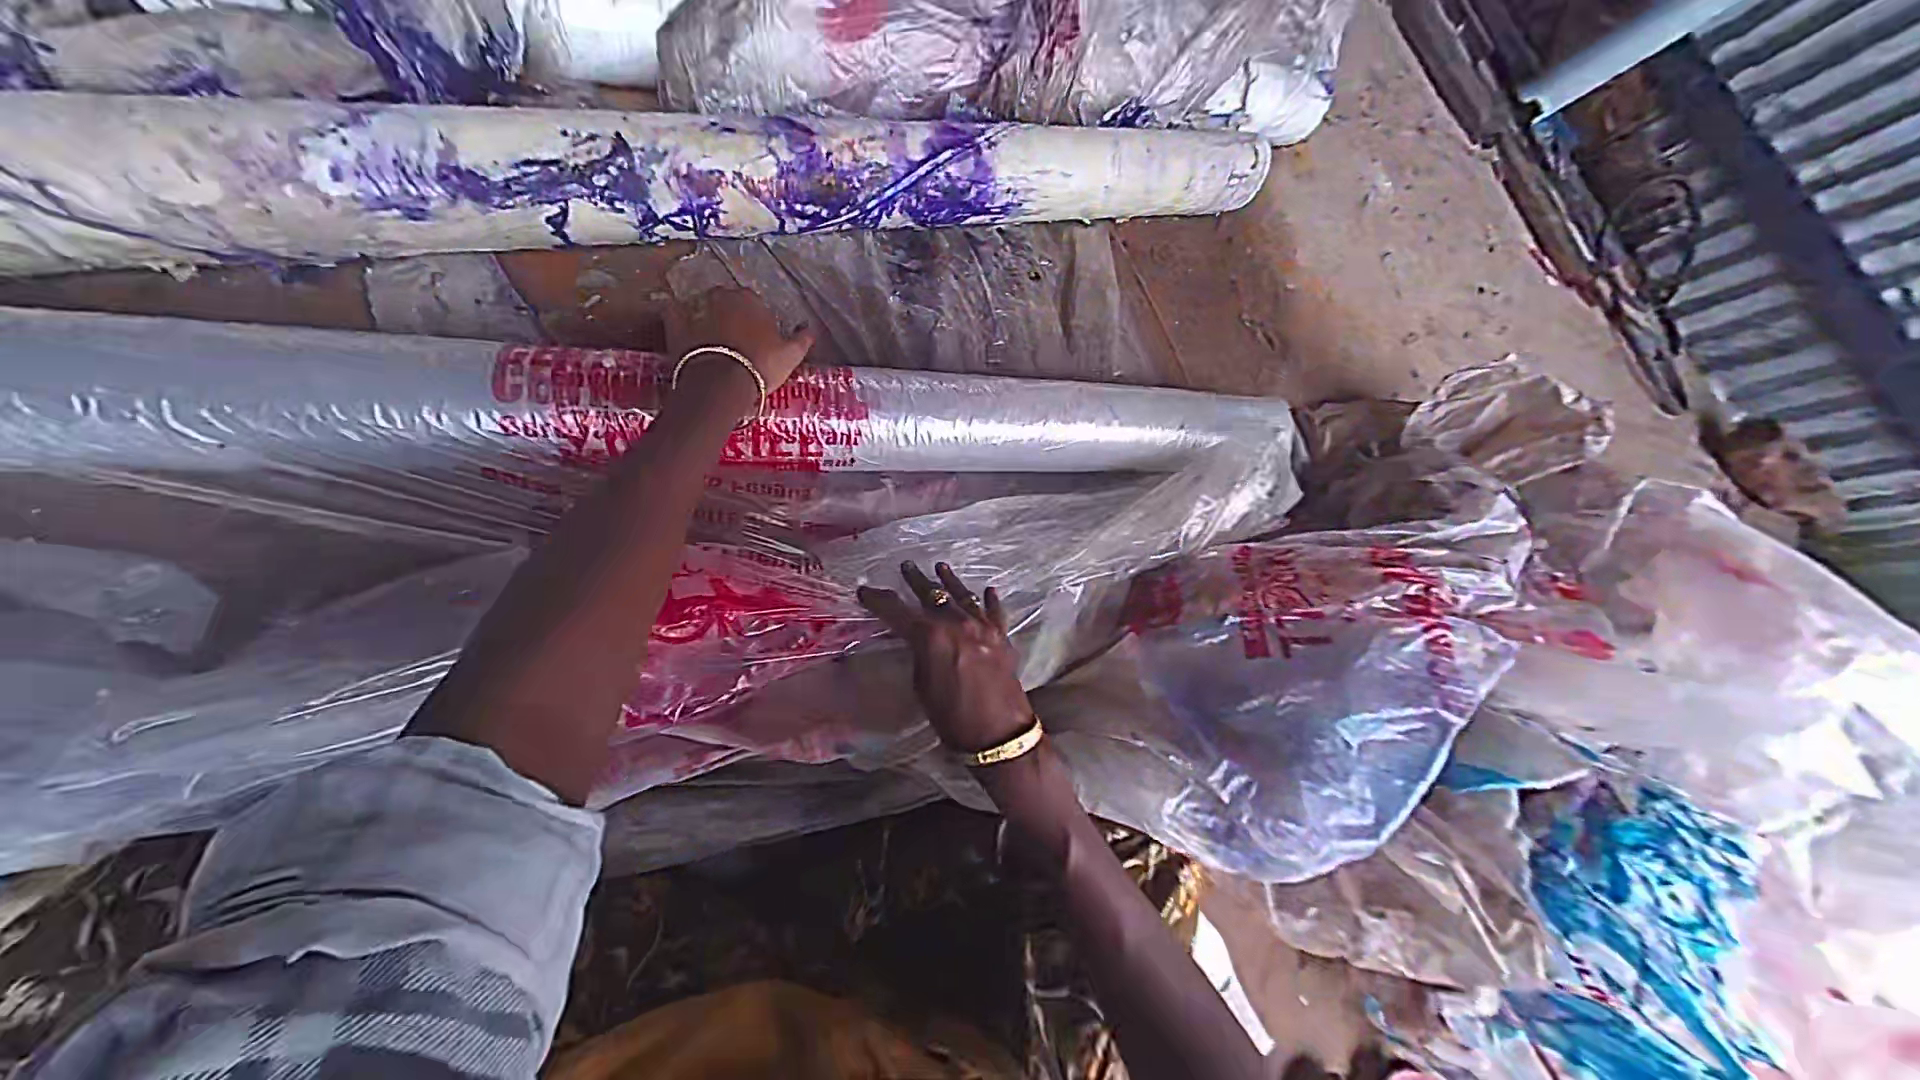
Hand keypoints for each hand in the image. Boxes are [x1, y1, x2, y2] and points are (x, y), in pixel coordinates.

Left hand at [667, 287, 815, 398]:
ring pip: (702, 307)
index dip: (756, 320)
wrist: (720, 383)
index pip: (755, 302)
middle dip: (730, 315)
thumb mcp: (791, 356)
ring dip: (706, 317)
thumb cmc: (760, 365)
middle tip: (735, 339)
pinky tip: (684, 334)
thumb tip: (811, 329)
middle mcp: (721, 296)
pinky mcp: (674, 323)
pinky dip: (678, 322)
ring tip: (712, 341)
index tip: (758, 337)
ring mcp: (695, 308)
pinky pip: (675, 316)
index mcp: (750, 299)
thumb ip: (802, 340)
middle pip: (726, 302)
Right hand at [858, 562, 1035, 754]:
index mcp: (931, 637)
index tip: (866, 591)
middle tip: (907, 567)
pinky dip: (989, 601)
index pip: (898, 611)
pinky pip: (995, 613)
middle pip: (933, 596)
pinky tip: (988, 590)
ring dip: (950, 582)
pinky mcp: (1002, 638)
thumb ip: (918, 655)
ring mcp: (983, 628)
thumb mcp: (922, 686)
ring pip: (964, 597)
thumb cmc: (952, 718)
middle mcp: (957, 624)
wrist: (998, 735)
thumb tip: (916, 639)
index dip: (879, 600)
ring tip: (941, 567)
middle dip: (916, 581)